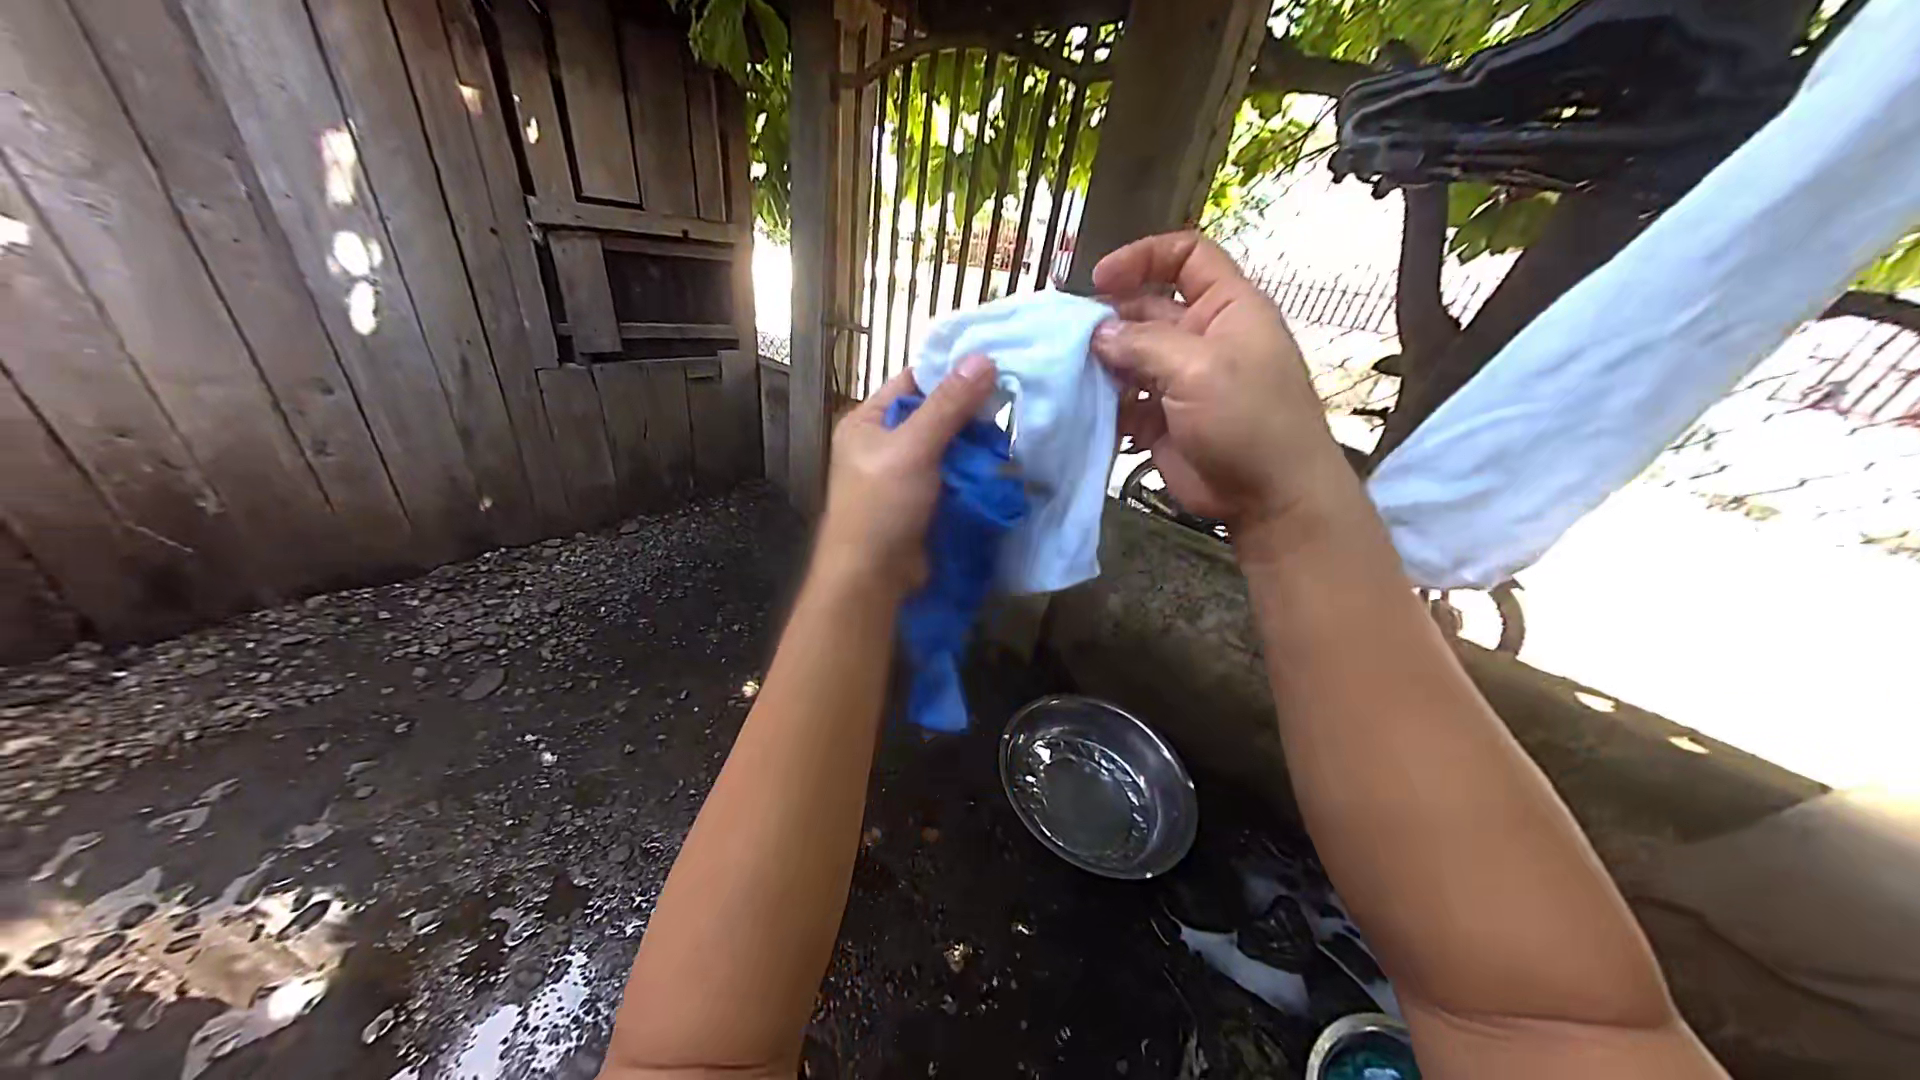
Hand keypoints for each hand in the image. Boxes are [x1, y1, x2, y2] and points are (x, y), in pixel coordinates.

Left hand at [814, 357, 998, 595]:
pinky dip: (973, 467)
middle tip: (1010, 400)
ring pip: (948, 444)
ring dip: (975, 441)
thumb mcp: (912, 448)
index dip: (950, 372)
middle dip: (969, 410)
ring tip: (1010, 430)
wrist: (872, 578)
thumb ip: (948, 406)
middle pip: (934, 412)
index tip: (994, 364)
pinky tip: (1000, 460)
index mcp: (868, 421)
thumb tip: (984, 358)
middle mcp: (884, 442)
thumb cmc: (881, 506)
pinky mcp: (924, 498)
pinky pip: (953, 472)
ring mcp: (905, 472)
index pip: (913, 381)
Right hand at [1092, 232, 1358, 541]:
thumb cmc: (1249, 419)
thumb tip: (1099, 334)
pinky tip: (1088, 409)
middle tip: (1072, 337)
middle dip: (1110, 319)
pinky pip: (1124, 401)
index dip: (1144, 257)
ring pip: (1129, 358)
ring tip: (1072, 374)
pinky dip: (1106, 404)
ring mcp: (1178, 380)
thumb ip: (1144, 343)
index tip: (1102, 278)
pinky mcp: (1161, 419)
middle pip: (1146, 309)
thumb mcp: (1200, 368)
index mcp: (1225, 308)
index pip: (1186, 257)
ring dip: (1102, 364)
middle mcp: (1200, 338)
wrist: (1267, 496)